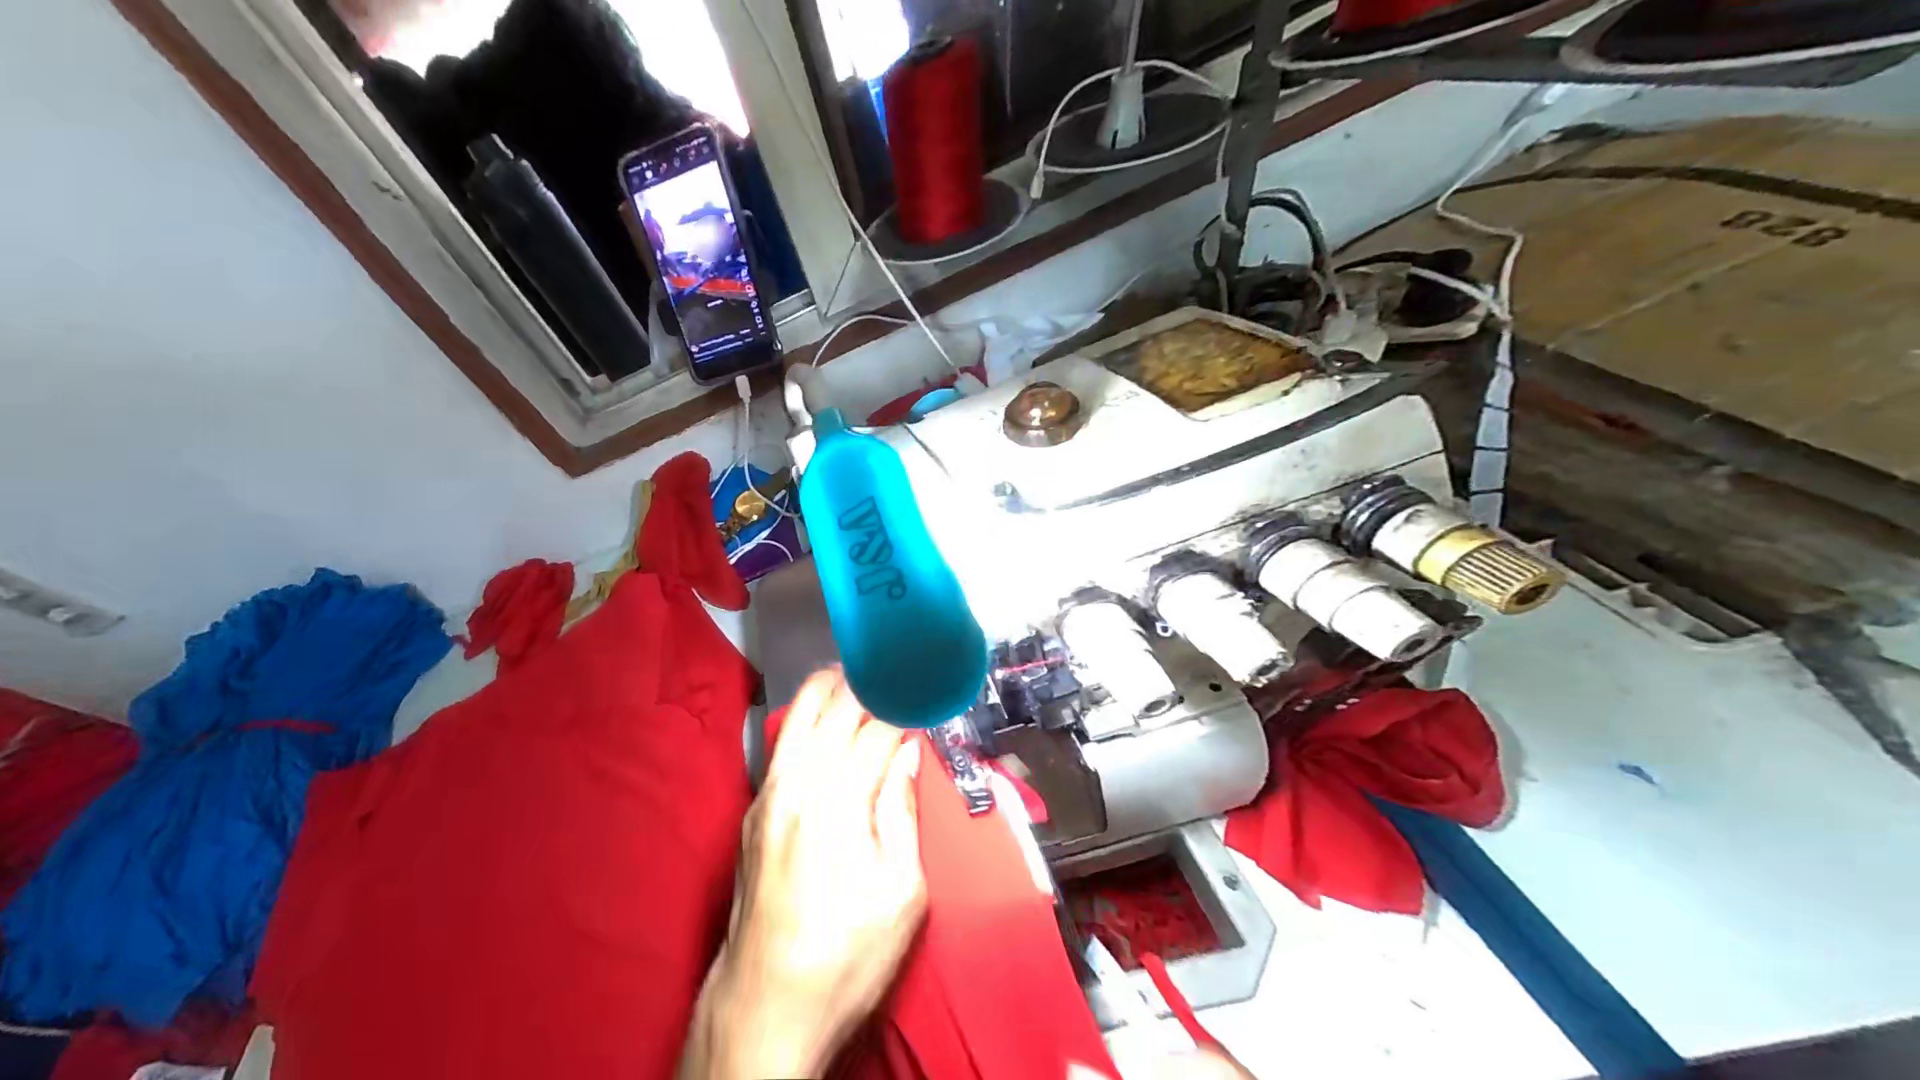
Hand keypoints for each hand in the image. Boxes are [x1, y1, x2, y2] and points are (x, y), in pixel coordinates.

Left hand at [680, 670, 926, 1079]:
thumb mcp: (901, 893)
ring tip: (853, 673)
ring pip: (798, 718)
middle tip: (893, 670)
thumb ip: (902, 811)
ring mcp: (767, 796)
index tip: (925, 689)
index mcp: (839, 802)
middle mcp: (798, 785)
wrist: (764, 1006)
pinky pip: (781, 744)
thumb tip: (908, 753)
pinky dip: (804, 717)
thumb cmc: (846, 955)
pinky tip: (819, 715)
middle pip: (834, 710)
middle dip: (867, 684)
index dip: (905, 706)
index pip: (877, 730)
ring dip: (828, 689)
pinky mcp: (752, 812)